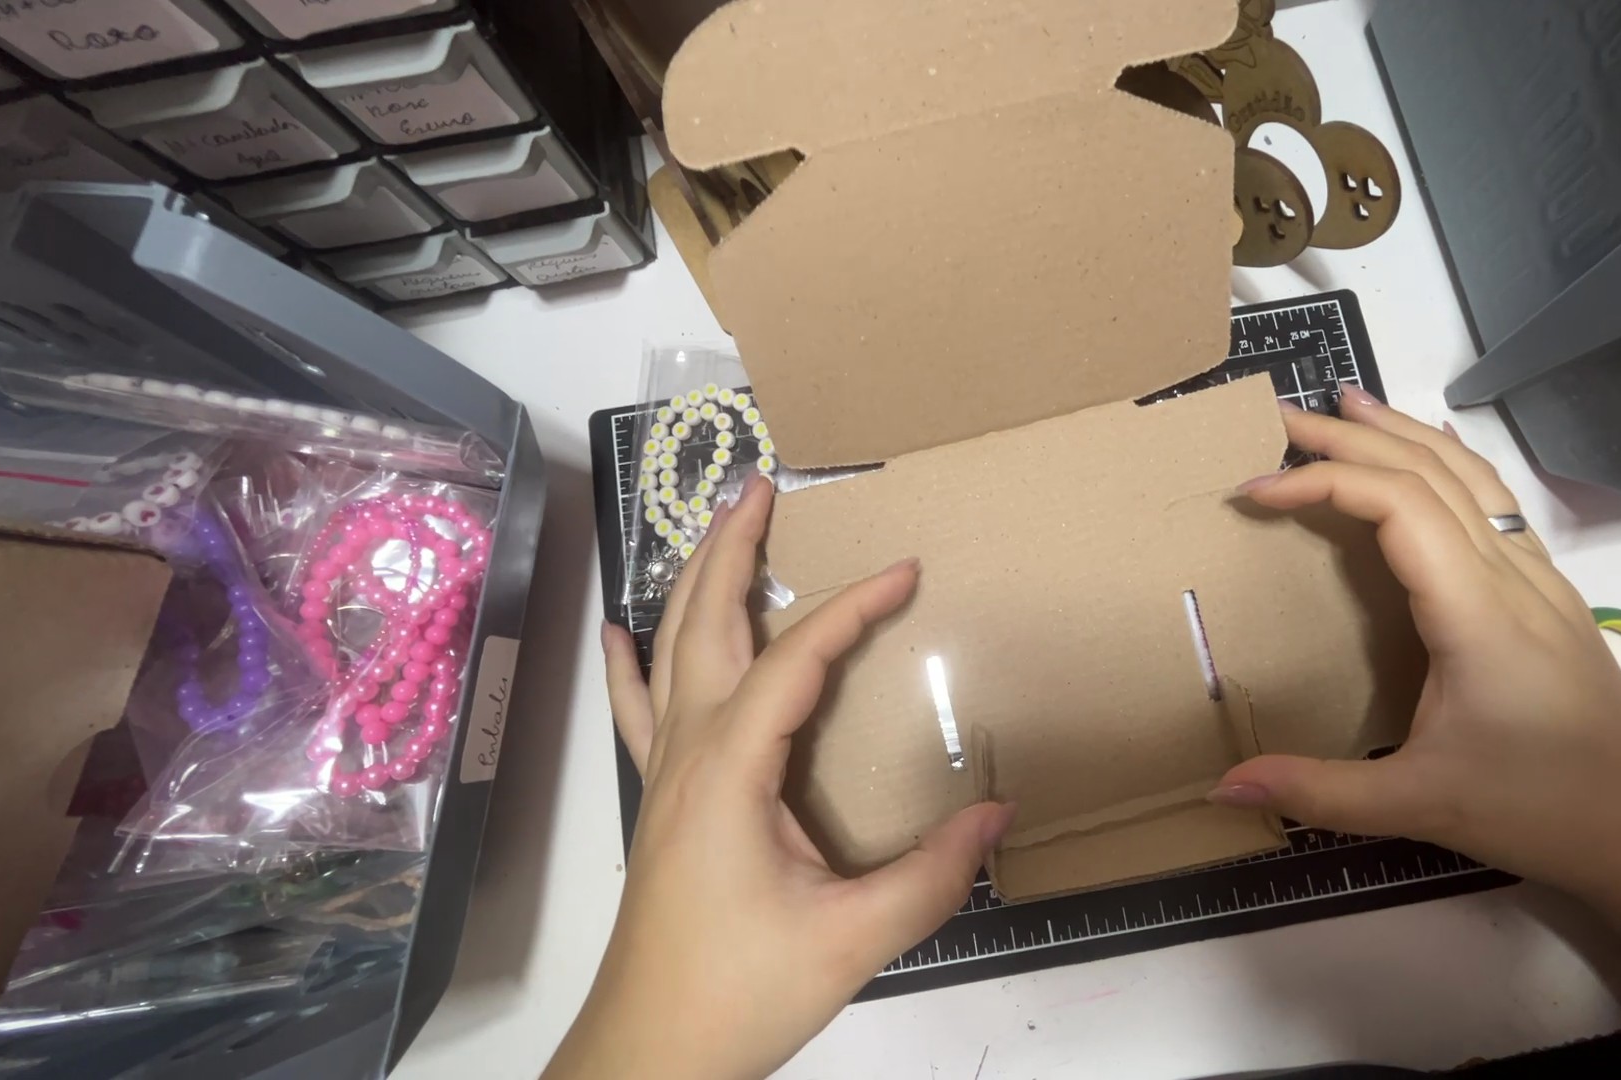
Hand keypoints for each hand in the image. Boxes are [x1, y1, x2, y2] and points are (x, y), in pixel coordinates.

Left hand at [547, 475, 1012, 1079]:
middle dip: (734, 547)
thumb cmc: (741, 991)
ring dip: (695, 581)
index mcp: (731, 767)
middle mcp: (689, 747)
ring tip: (717, 527)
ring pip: (670, 649)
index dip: (851, 608)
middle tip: (760, 487)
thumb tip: (1000, 813)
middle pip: (706, 621)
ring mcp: (664, 766)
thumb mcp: (851, 941)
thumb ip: (930, 877)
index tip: (904, 572)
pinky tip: (620, 631)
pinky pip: (635, 708)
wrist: (648, 1055)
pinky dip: (629, 662)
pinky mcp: (659, 792)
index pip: (795, 659)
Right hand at [1210, 388, 1620, 915]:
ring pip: (1465, 473)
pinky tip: (1422, 447)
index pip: (1398, 507)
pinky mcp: (1541, 585)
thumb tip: (1220, 785)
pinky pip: (1486, 496)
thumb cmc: (1539, 810)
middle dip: (1347, 437)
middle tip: (1277, 416)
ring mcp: (1535, 574)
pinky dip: (1441, 456)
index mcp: (1479, 613)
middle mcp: (1512, 575)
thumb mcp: (1419, 808)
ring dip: (1398, 431)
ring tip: (1343, 404)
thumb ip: (1316, 792)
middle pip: (1428, 471)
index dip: (1321, 483)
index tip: (1252, 491)